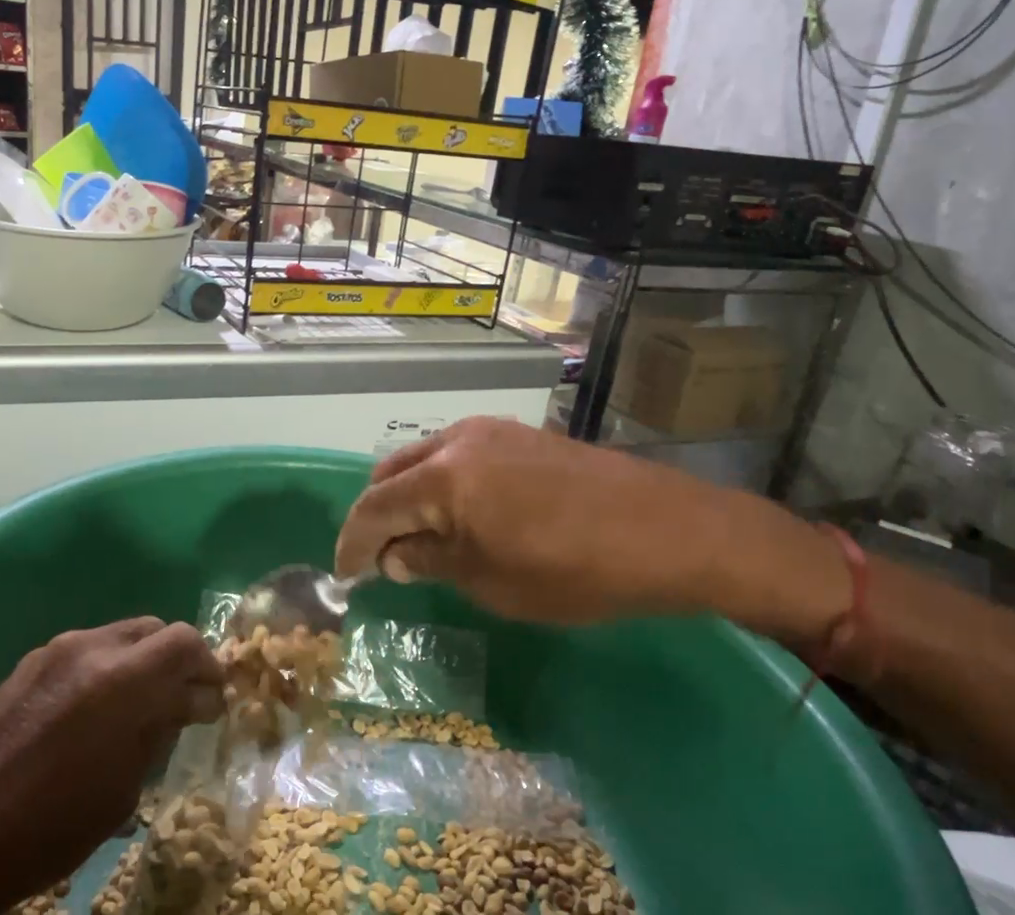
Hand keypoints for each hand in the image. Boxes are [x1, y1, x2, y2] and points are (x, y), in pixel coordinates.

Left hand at [0, 617, 224, 914]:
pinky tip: (100, 715)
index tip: (214, 701)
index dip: (209, 667)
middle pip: (153, 630)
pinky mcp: (25, 666)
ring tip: (143, 712)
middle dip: (177, 661)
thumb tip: (187, 704)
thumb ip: (158, 734)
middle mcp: (87, 649)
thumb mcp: (119, 792)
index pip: (185, 643)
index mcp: (119, 680)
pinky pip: (85, 652)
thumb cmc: (43, 829)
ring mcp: (51, 652)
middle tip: (185, 703)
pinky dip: (109, 670)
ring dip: (141, 665)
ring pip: (118, 637)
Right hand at [334, 417, 844, 633]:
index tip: (346, 575)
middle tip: (379, 557)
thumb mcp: (491, 582)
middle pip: (391, 475)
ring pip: (424, 461)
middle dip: (377, 516)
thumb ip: (430, 562)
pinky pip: (458, 456)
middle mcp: (456, 442)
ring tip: (418, 538)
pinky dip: (443, 484)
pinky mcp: (520, 433)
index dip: (353, 545)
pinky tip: (461, 514)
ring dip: (410, 497)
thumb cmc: (574, 570)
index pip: (373, 510)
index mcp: (441, 480)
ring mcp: (491, 431)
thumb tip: (394, 556)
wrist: (668, 530)